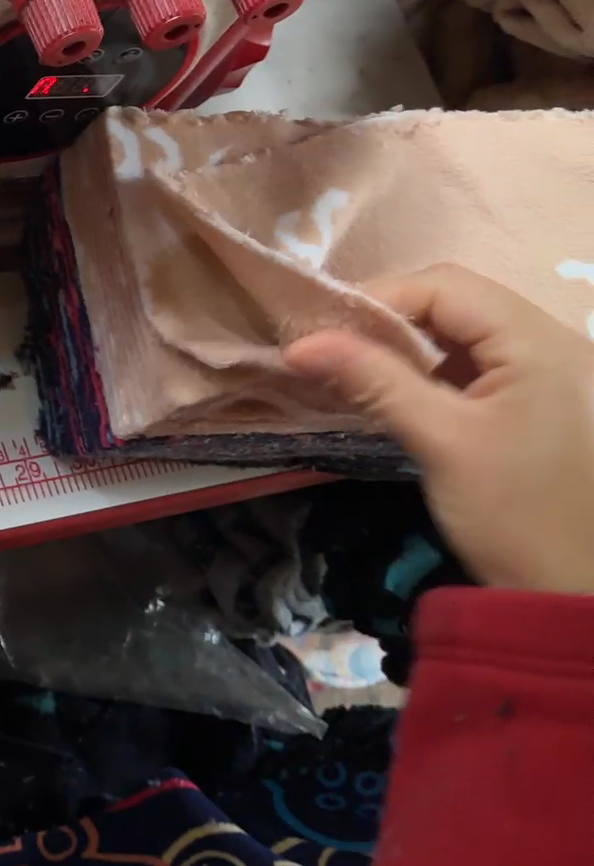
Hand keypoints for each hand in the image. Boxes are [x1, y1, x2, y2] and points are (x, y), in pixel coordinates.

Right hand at [285, 264, 593, 593]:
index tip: (316, 335)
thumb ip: (372, 380)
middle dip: (380, 321)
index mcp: (543, 344)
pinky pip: (465, 362)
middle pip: (452, 302)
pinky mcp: (529, 399)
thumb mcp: (438, 439)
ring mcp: (544, 372)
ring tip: (342, 372)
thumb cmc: (515, 508)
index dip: (375, 299)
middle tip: (321, 354)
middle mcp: (552, 344)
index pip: (446, 286)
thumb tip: (298, 343)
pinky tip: (384, 391)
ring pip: (455, 332)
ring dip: (394, 346)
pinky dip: (416, 368)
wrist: (573, 579)